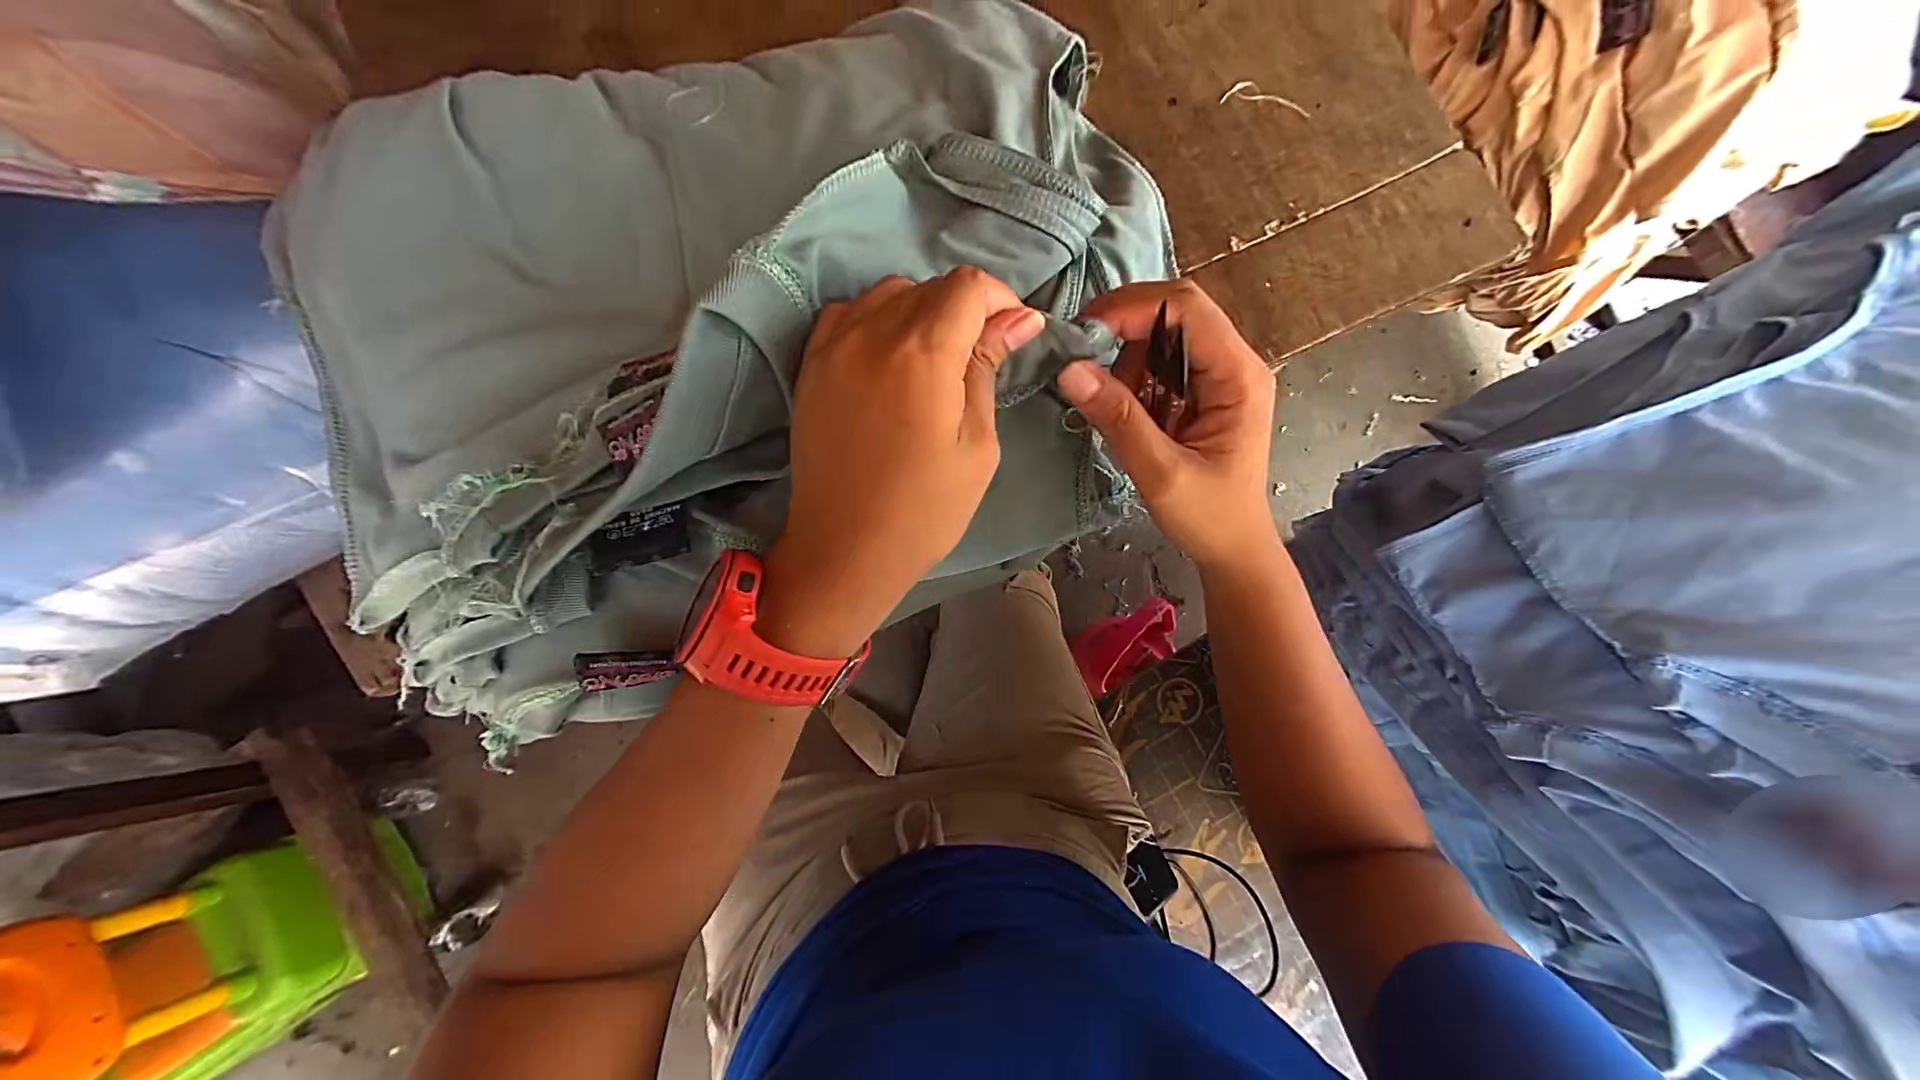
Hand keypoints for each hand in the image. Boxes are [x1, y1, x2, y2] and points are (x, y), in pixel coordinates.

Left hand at [759, 269, 1044, 656]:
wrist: (844, 549)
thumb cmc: (924, 510)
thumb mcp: (977, 445)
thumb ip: (988, 369)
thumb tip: (1018, 319)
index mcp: (921, 353)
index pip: (968, 286)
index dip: (1000, 301)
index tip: (1013, 334)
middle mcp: (871, 332)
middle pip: (930, 287)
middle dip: (965, 310)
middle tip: (979, 358)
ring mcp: (833, 345)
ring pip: (888, 294)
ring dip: (922, 313)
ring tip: (934, 360)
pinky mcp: (810, 364)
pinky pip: (849, 314)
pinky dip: (877, 321)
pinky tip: (889, 358)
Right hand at [1057, 279, 1279, 570]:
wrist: (1233, 548)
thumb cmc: (1209, 517)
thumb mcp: (1160, 473)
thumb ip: (1118, 419)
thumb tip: (1070, 370)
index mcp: (1238, 376)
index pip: (1187, 309)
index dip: (1133, 309)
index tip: (1085, 333)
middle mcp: (1233, 364)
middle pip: (1173, 313)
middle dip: (1124, 331)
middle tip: (1084, 361)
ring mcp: (1217, 377)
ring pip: (1161, 338)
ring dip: (1126, 361)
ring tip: (1115, 408)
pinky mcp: (1199, 392)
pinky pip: (1158, 365)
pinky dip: (1131, 380)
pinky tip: (1128, 414)